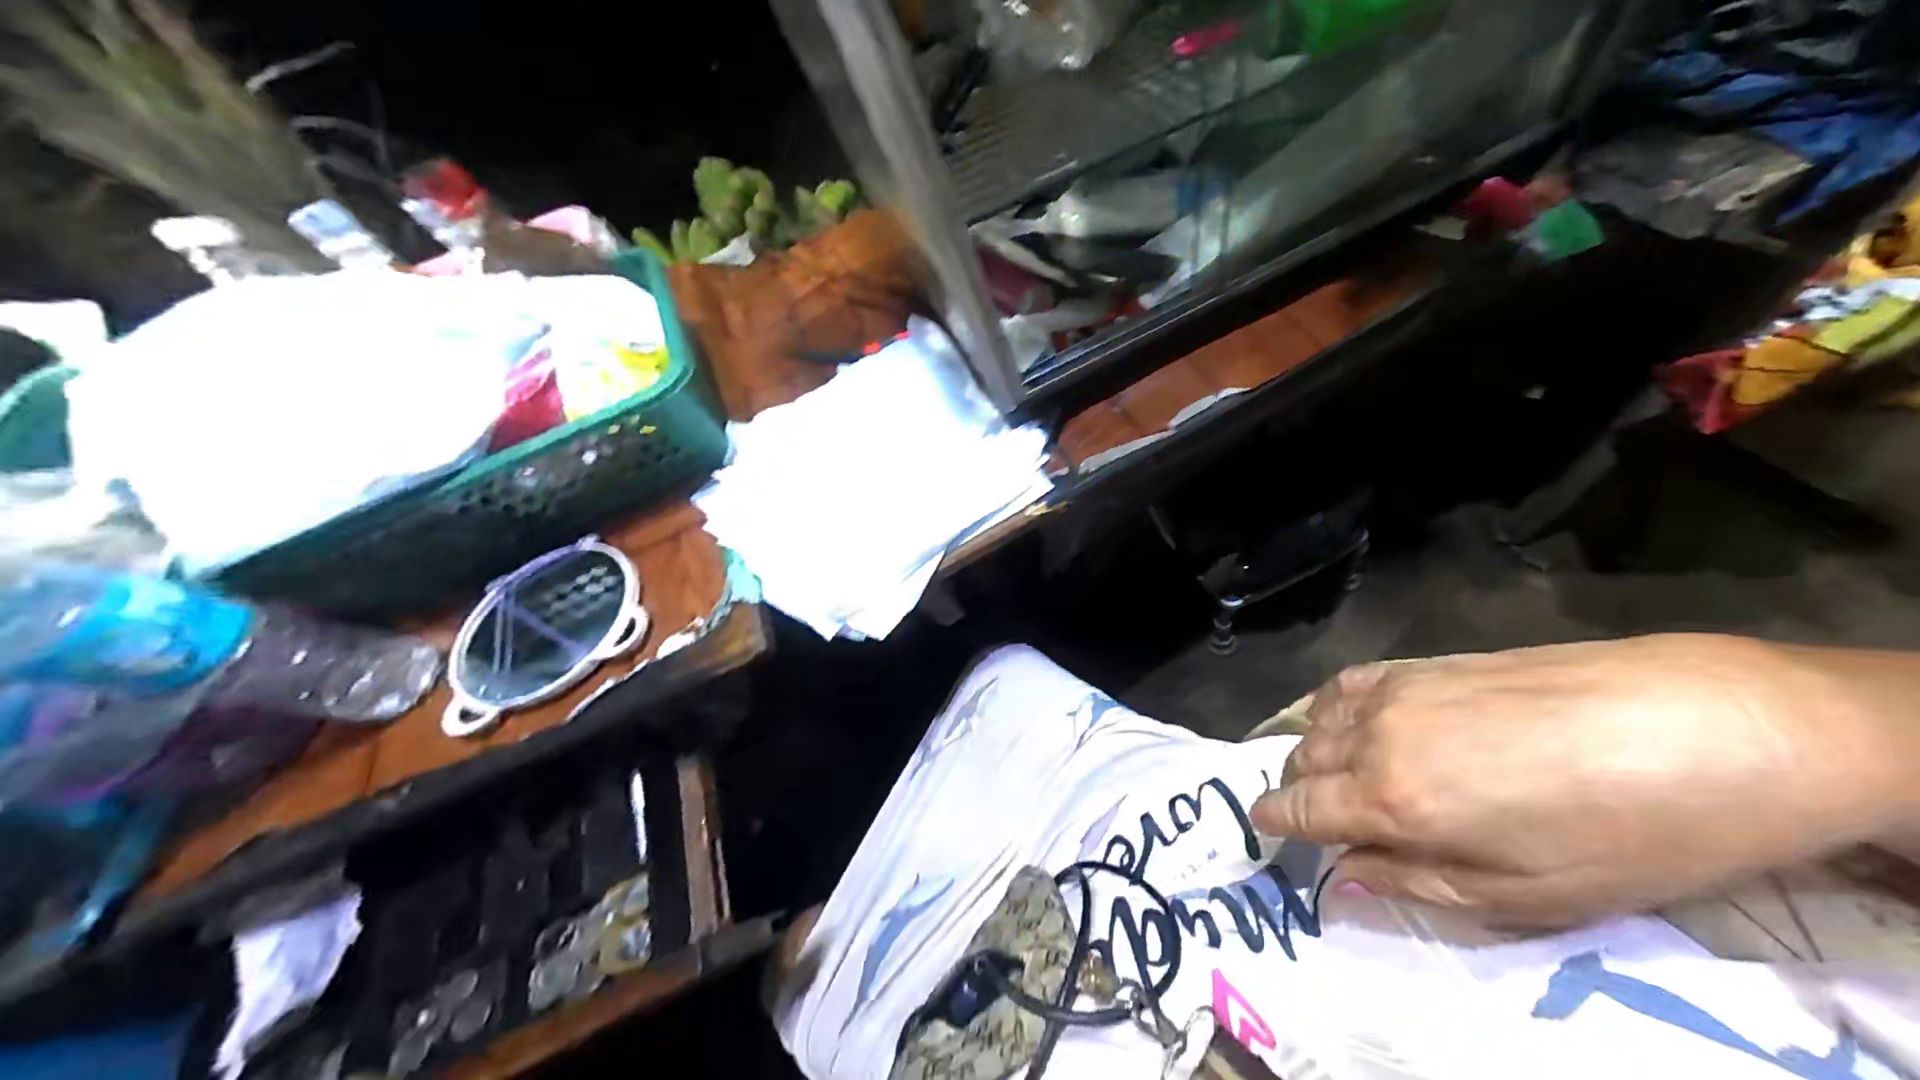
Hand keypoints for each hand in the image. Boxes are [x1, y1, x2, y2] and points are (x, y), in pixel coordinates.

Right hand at [1249, 635, 1919, 926]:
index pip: (1299, 806)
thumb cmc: (1626, 836)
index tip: (1271, 828)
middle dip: (1301, 790)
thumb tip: (1346, 874)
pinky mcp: (1423, 664)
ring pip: (1317, 720)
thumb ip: (1418, 884)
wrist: (1708, 729)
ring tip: (1345, 772)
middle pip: (1303, 760)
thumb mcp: (1531, 896)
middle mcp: (1375, 739)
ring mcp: (1395, 692)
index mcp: (1393, 801)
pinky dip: (1331, 707)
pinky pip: (1346, 683)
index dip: (1276, 819)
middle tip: (1328, 816)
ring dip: (1315, 750)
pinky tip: (1356, 720)